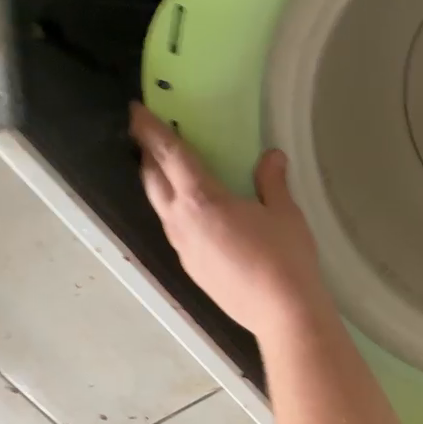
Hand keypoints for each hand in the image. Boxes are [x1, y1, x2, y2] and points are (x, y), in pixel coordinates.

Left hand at [129, 103, 328, 337]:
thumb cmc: (286, 259)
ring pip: (160, 207)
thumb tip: (272, 157)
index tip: (136, 110)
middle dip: (148, 155)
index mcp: (202, 199)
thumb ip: (273, 182)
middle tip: (152, 140)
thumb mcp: (286, 215)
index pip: (168, 153)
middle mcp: (181, 220)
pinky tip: (196, 220)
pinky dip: (177, 215)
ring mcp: (183, 247)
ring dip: (160, 186)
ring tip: (171, 178)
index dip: (150, 128)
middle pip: (152, 179)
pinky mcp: (192, 269)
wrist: (283, 313)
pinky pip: (175, 232)